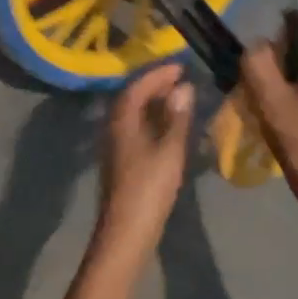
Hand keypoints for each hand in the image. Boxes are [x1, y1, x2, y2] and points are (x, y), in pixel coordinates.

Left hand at [98, 63, 194, 243]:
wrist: (126, 232)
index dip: (156, 74)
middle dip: (154, 86)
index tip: (180, 66)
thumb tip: (184, 87)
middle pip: (131, 100)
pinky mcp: (122, 164)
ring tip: (178, 98)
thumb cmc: (148, 189)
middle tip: (180, 79)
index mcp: (122, 123)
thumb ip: (177, 118)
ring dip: (153, 103)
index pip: (135, 88)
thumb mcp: (169, 151)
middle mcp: (114, 131)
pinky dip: (152, 121)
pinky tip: (168, 129)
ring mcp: (116, 149)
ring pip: (133, 116)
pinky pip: (136, 130)